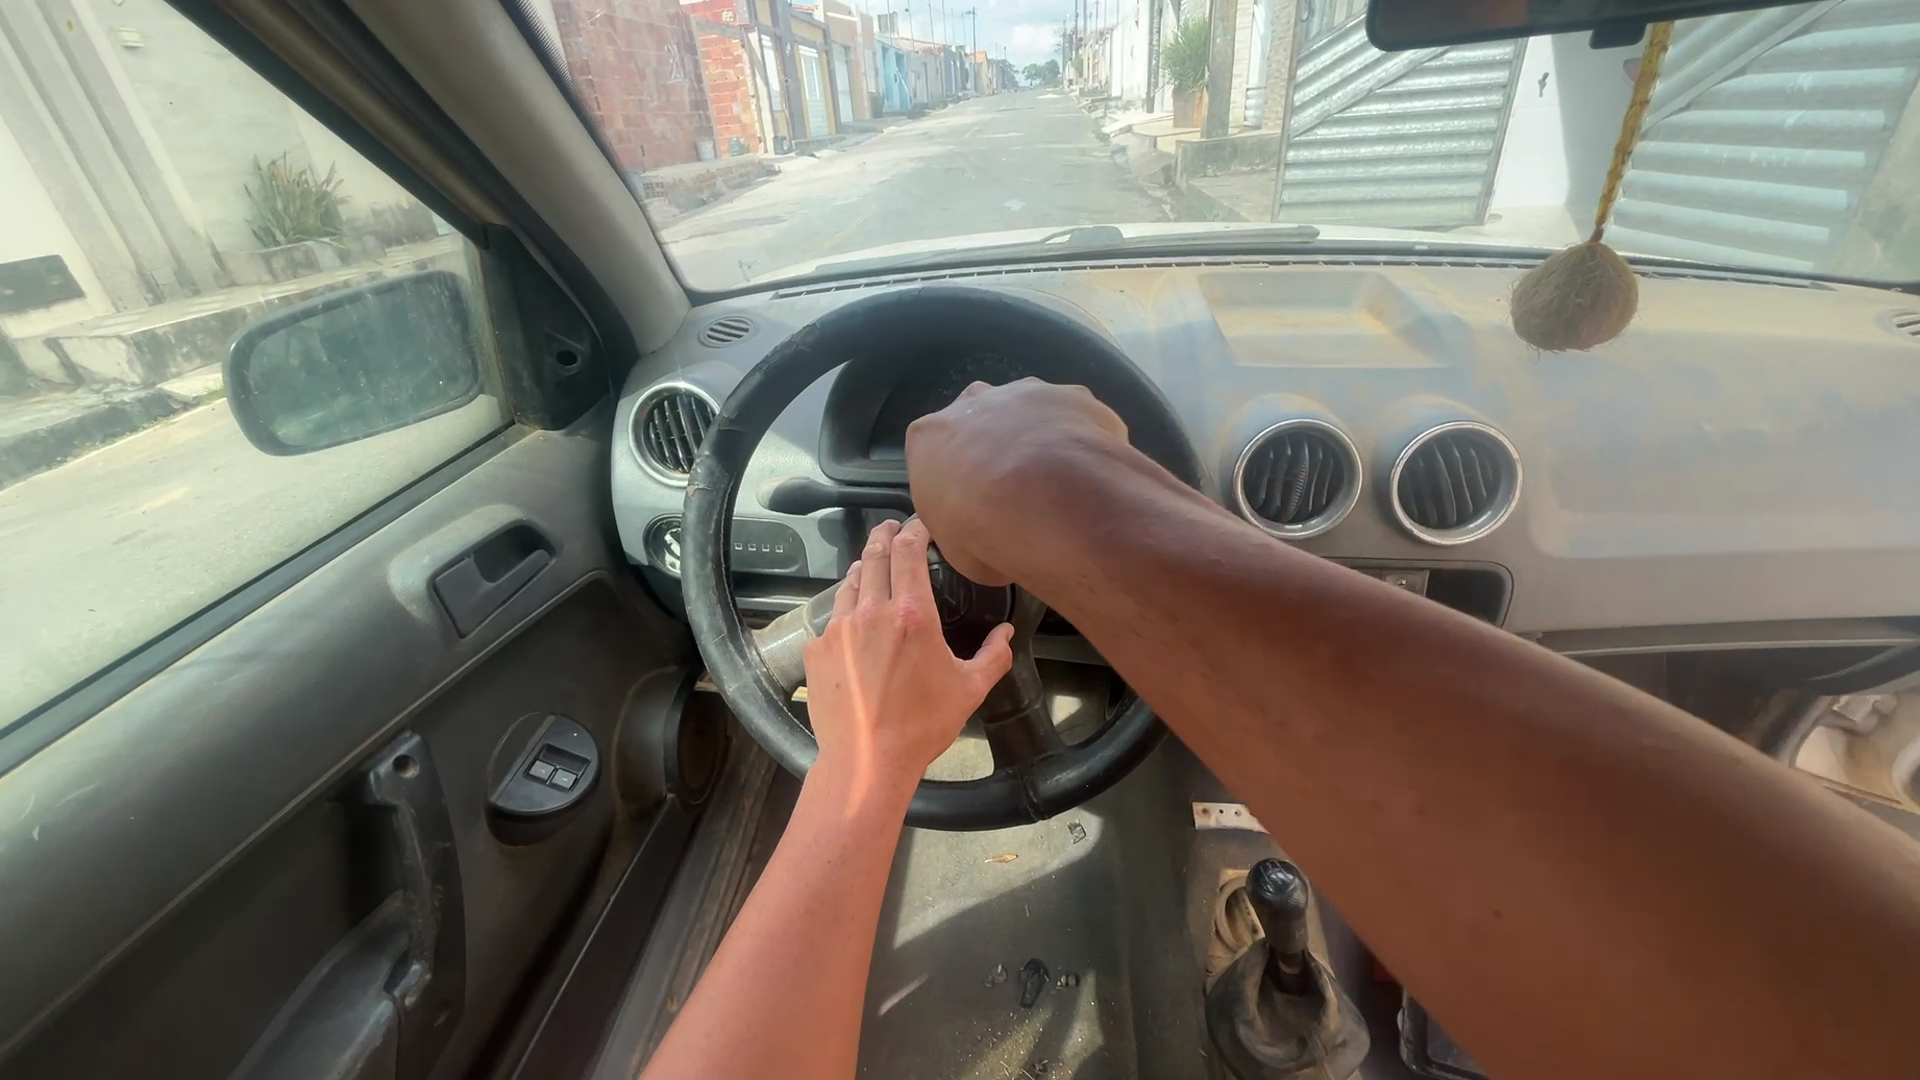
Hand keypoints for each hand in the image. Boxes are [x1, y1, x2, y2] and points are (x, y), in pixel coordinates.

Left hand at [802, 519, 1013, 797]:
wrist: (865, 761)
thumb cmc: (923, 724)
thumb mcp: (970, 689)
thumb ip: (994, 655)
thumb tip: (1007, 633)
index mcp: (911, 613)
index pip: (909, 551)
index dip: (915, 528)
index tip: (922, 523)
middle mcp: (871, 611)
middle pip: (875, 555)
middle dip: (884, 534)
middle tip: (892, 527)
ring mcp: (838, 629)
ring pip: (851, 582)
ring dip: (865, 568)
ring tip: (873, 565)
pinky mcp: (816, 649)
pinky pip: (833, 616)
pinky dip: (846, 607)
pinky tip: (853, 617)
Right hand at [905, 378, 1128, 583]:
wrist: (1052, 504)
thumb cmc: (986, 531)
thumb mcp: (956, 550)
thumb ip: (962, 527)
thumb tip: (984, 539)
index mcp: (929, 436)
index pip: (935, 452)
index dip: (959, 480)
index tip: (977, 506)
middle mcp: (972, 401)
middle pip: (981, 422)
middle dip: (997, 449)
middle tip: (1019, 493)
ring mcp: (1025, 392)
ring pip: (1030, 414)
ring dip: (1040, 441)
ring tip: (1060, 485)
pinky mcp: (1074, 394)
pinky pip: (1075, 420)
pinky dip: (1082, 443)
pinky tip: (1091, 474)